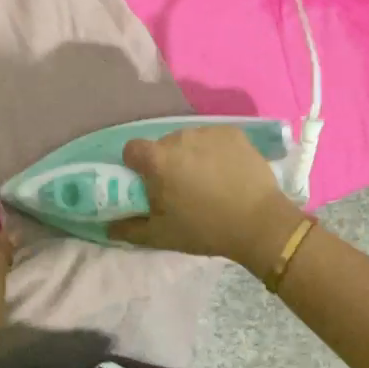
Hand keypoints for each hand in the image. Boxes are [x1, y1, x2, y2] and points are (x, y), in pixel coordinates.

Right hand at [108, 126, 305, 270]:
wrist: (260, 223)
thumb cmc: (206, 229)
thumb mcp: (162, 236)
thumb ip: (129, 229)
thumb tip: (108, 226)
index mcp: (158, 160)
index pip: (132, 149)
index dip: (136, 165)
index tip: (147, 183)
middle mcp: (179, 137)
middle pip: (162, 145)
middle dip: (166, 162)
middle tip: (180, 188)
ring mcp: (207, 132)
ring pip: (188, 140)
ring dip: (190, 155)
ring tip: (208, 181)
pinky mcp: (232, 132)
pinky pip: (213, 138)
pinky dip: (214, 151)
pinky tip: (227, 172)